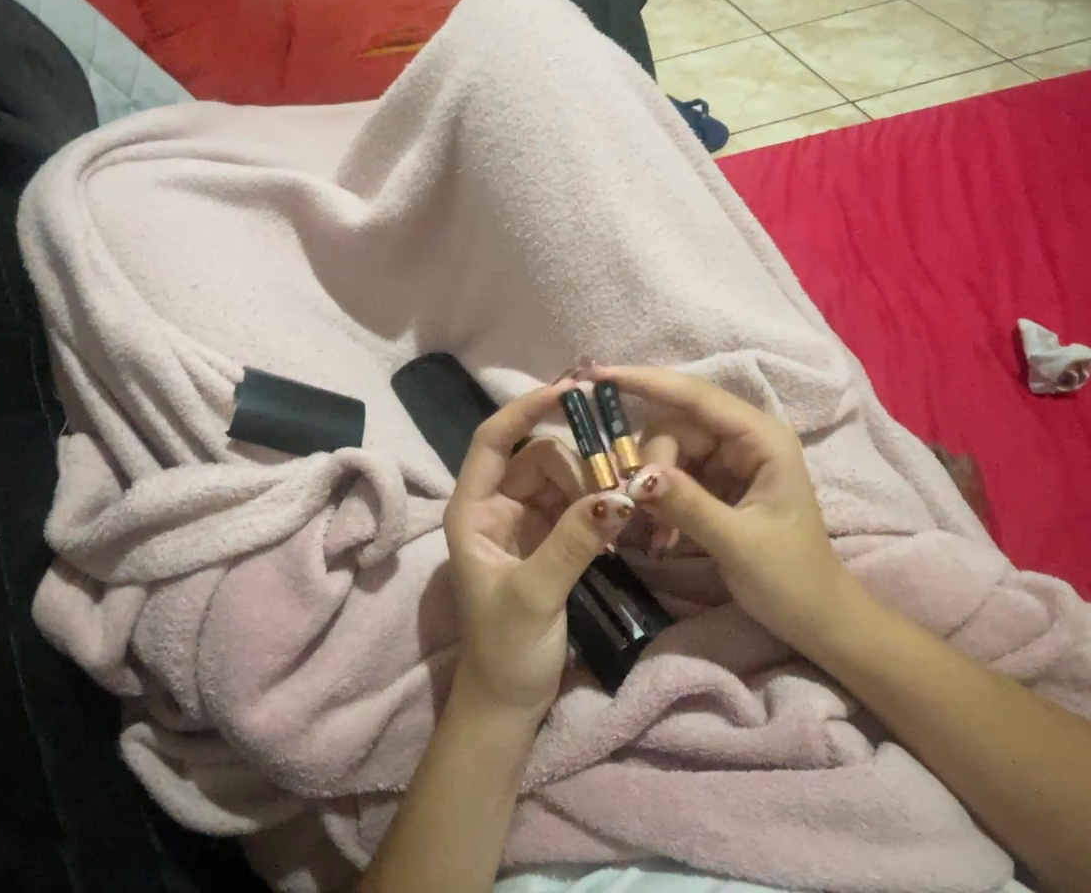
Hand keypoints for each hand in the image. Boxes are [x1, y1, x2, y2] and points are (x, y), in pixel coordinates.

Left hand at [443, 383, 636, 715]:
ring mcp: (523, 522)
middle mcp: (495, 507)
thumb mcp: (536, 596)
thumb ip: (573, 543)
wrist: (509, 701)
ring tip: (618, 520)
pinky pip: (575, 503)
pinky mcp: (547, 539)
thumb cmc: (506, 650)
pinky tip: (615, 528)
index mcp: (472, 511)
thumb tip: (617, 495)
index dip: (525, 409)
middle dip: (578, 465)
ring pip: (562, 478)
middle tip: (618, 490)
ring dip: (592, 487)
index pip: (493, 441)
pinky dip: (595, 507)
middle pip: (539, 456)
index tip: (568, 389)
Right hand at [585, 365, 855, 649]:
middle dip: (650, 463)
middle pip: (674, 426)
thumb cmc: (791, 579)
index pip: (697, 397)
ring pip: (668, 450)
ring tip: (658, 534)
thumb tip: (637, 478)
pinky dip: (660, 499)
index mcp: (763, 438)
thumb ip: (689, 506)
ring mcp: (729, 459)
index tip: (599, 374)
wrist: (817, 618)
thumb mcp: (738, 543)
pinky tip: (662, 534)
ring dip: (652, 486)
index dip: (648, 382)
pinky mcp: (716, 481)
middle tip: (640, 510)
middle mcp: (744, 438)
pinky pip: (672, 474)